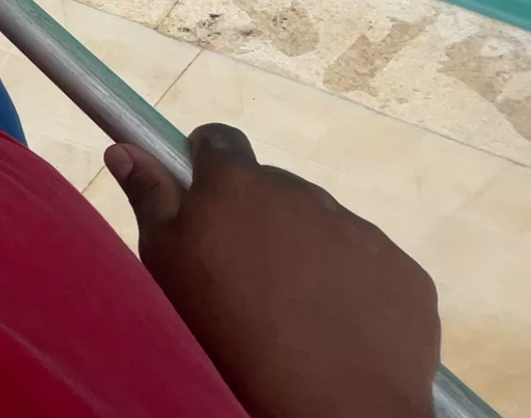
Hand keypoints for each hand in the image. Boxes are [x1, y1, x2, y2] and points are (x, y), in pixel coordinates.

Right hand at [107, 125, 438, 417]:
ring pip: (318, 220)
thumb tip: (124, 148)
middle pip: (270, 184)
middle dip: (254, 209)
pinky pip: (367, 258)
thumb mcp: (164, 254)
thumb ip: (148, 193)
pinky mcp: (406, 273)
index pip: (220, 138)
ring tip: (289, 297)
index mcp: (236, 181)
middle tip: (239, 261)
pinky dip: (348, 276)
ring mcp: (360, 231)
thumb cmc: (221, 319)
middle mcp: (299, 192)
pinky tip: (333, 316)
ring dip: (301, 241)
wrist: (324, 401)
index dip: (206, 159)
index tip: (200, 193)